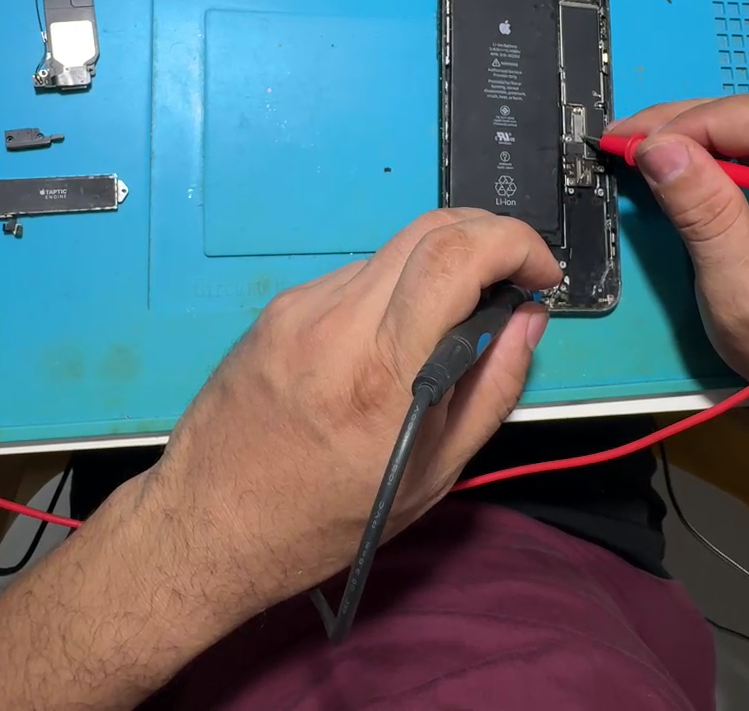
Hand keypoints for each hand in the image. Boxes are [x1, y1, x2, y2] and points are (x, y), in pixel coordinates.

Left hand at [127, 209, 557, 625]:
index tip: (540, 270)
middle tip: (513, 274)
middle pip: (428, 228)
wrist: (208, 520)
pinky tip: (394, 332)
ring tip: (451, 317)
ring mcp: (301, 305)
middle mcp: (336, 320)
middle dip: (488, 234)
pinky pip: (358, 275)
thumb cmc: (328, 517)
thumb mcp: (435, 472)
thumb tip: (528, 317)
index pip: (453, 257)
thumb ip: (494, 386)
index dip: (513, 242)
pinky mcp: (281, 304)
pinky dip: (397, 286)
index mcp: (382, 372)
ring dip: (442, 264)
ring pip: (394, 250)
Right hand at [606, 95, 748, 418]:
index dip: (702, 120)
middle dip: (693, 120)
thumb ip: (706, 217)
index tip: (639, 141)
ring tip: (648, 146)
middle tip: (628, 137)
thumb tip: (660, 148)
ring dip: (704, 131)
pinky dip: (725, 147)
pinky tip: (690, 159)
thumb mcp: (736, 295)